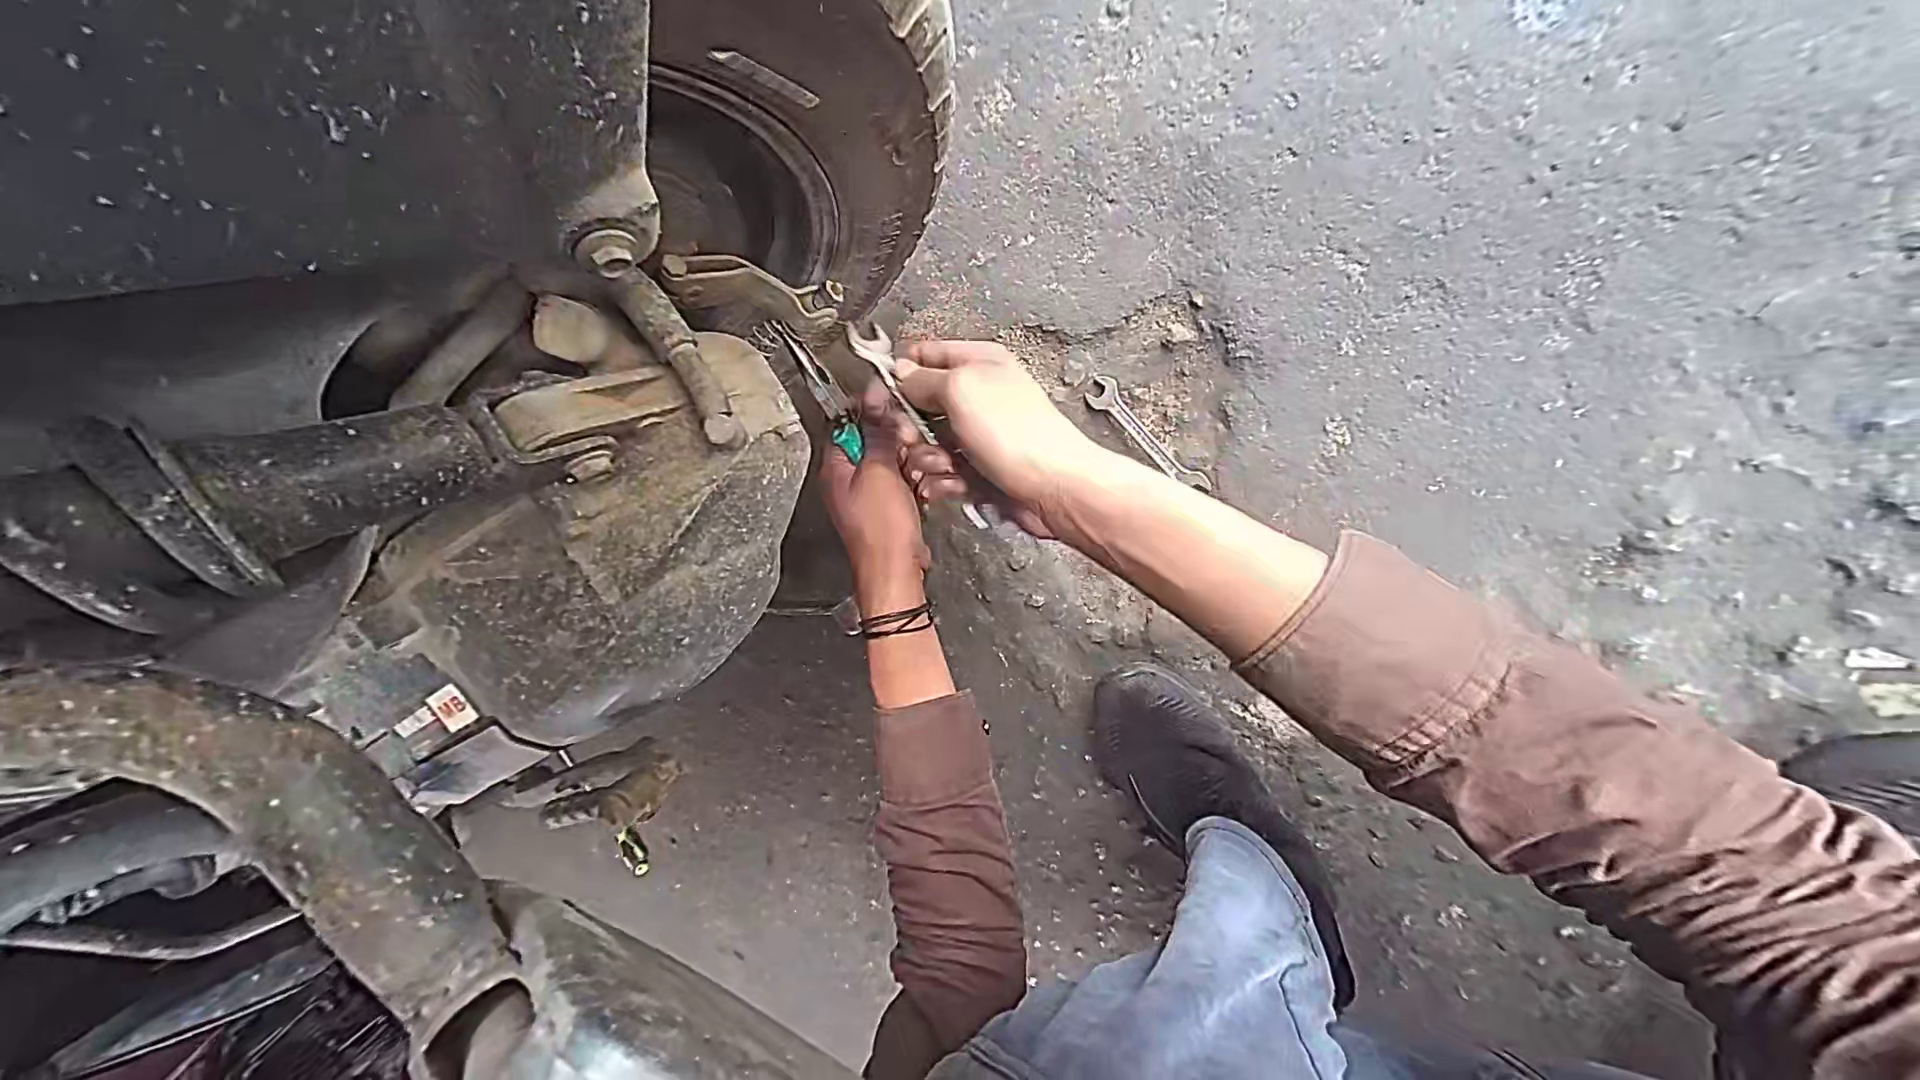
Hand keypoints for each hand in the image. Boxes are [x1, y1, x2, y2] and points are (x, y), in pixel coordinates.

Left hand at [820, 383, 930, 607]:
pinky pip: (910, 480)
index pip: (848, 422)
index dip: (875, 415)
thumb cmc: (881, 530)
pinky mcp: (893, 505)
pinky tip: (929, 491)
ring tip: (923, 479)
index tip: (897, 416)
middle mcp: (851, 477)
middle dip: (904, 444)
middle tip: (912, 455)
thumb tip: (873, 397)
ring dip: (919, 464)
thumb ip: (878, 432)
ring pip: (900, 459)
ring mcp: (873, 491)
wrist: (897, 570)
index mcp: (836, 466)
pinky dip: (923, 482)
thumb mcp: (880, 471)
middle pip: (878, 440)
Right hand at [893, 340, 1111, 538]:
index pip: (923, 357)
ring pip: (929, 444)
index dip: (899, 376)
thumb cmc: (1022, 436)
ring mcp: (978, 435)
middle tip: (914, 437)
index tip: (884, 398)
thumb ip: (923, 377)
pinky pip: (945, 472)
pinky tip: (956, 483)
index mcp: (978, 363)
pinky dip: (944, 481)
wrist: (1053, 489)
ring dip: (928, 458)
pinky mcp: (980, 468)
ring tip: (947, 465)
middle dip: (911, 426)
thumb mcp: (961, 389)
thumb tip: (900, 373)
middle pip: (920, 406)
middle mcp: (978, 397)